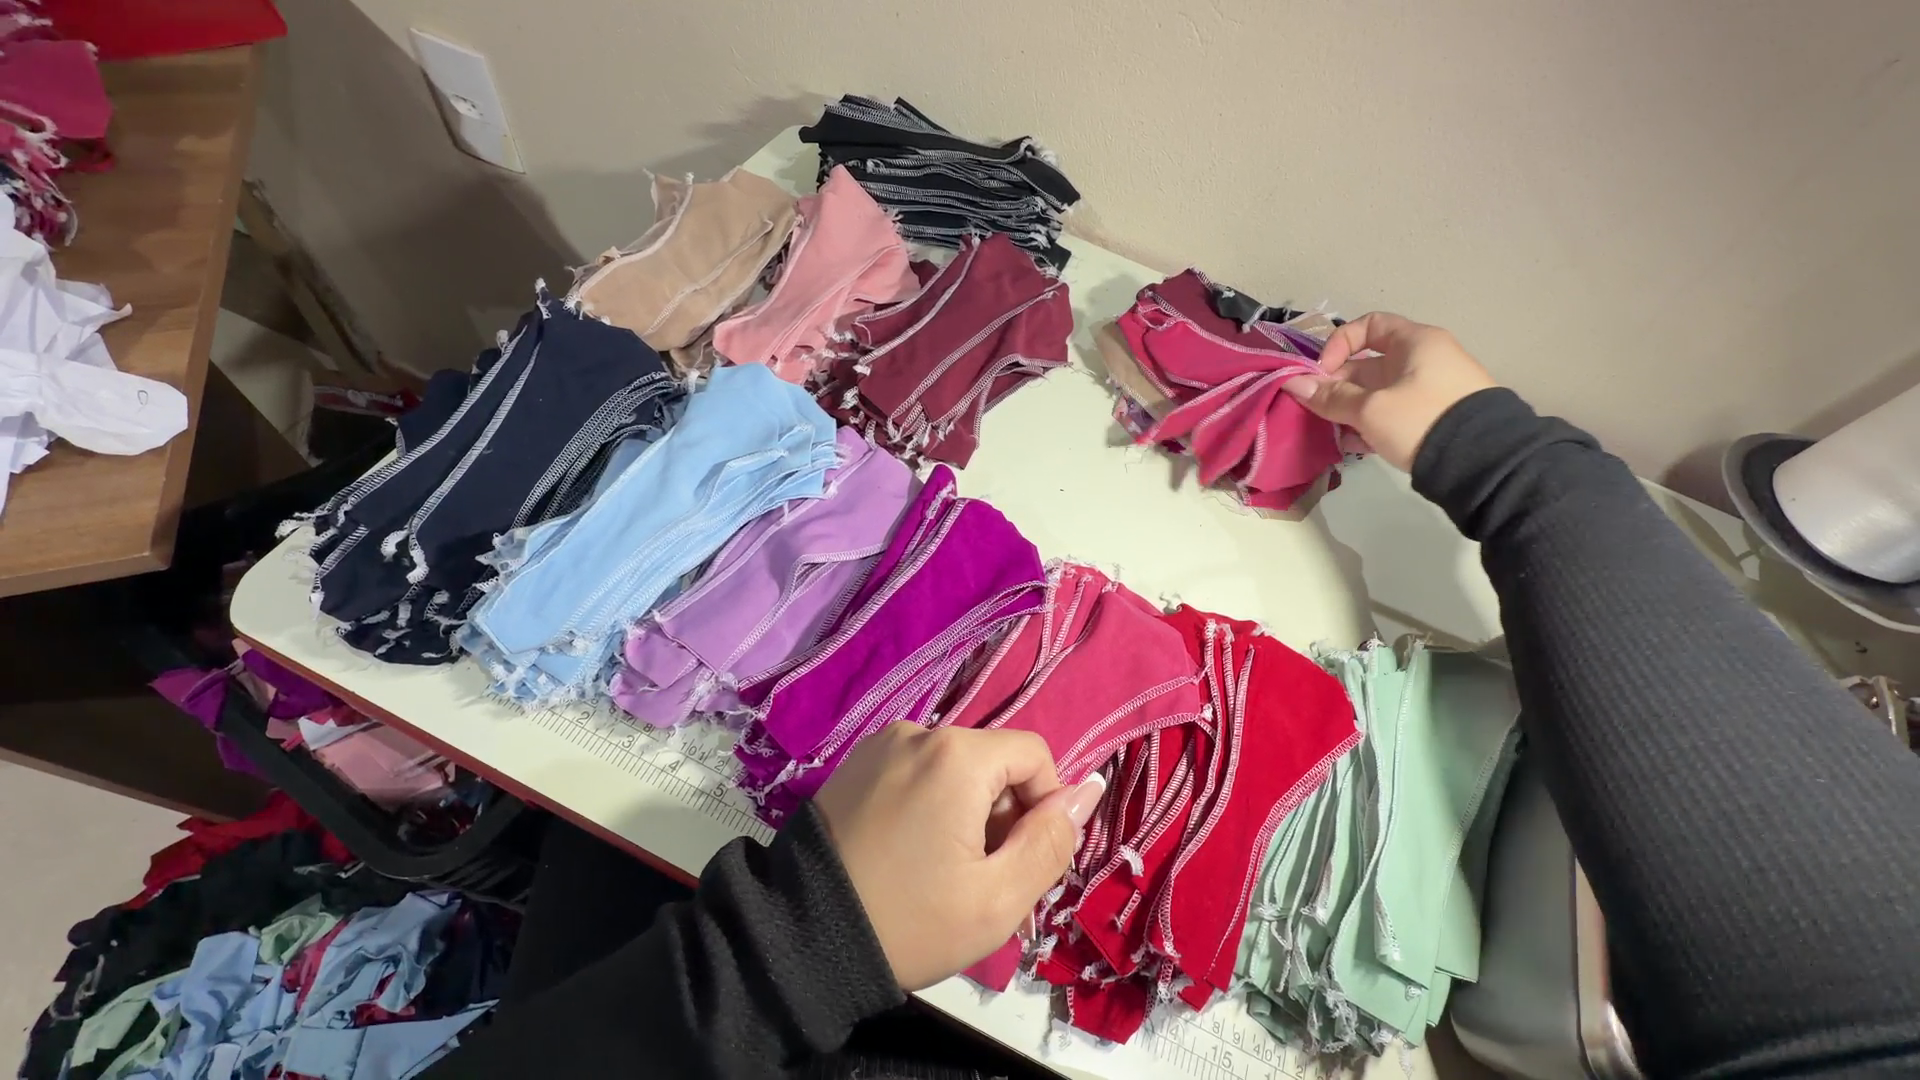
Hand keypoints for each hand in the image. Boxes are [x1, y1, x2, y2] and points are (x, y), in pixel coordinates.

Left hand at [814, 724, 1107, 989]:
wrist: (800, 937)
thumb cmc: (909, 920)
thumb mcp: (997, 898)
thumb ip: (1051, 839)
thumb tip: (1090, 788)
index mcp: (956, 755)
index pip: (1034, 755)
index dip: (1044, 807)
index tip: (1019, 860)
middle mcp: (919, 732)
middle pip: (993, 761)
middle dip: (1003, 813)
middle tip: (980, 876)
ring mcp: (882, 744)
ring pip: (956, 768)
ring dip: (967, 811)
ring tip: (941, 869)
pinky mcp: (856, 763)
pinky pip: (918, 771)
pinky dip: (931, 803)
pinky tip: (910, 851)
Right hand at [1280, 312, 1497, 470]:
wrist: (1482, 461)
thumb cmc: (1421, 419)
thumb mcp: (1370, 409)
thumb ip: (1330, 397)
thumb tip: (1293, 383)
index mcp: (1415, 343)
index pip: (1369, 325)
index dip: (1339, 344)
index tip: (1323, 372)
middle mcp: (1422, 360)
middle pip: (1366, 365)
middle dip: (1336, 386)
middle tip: (1317, 409)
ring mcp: (1427, 390)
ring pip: (1374, 393)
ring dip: (1348, 410)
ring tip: (1334, 433)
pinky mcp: (1429, 417)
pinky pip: (1389, 413)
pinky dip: (1368, 425)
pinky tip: (1354, 446)